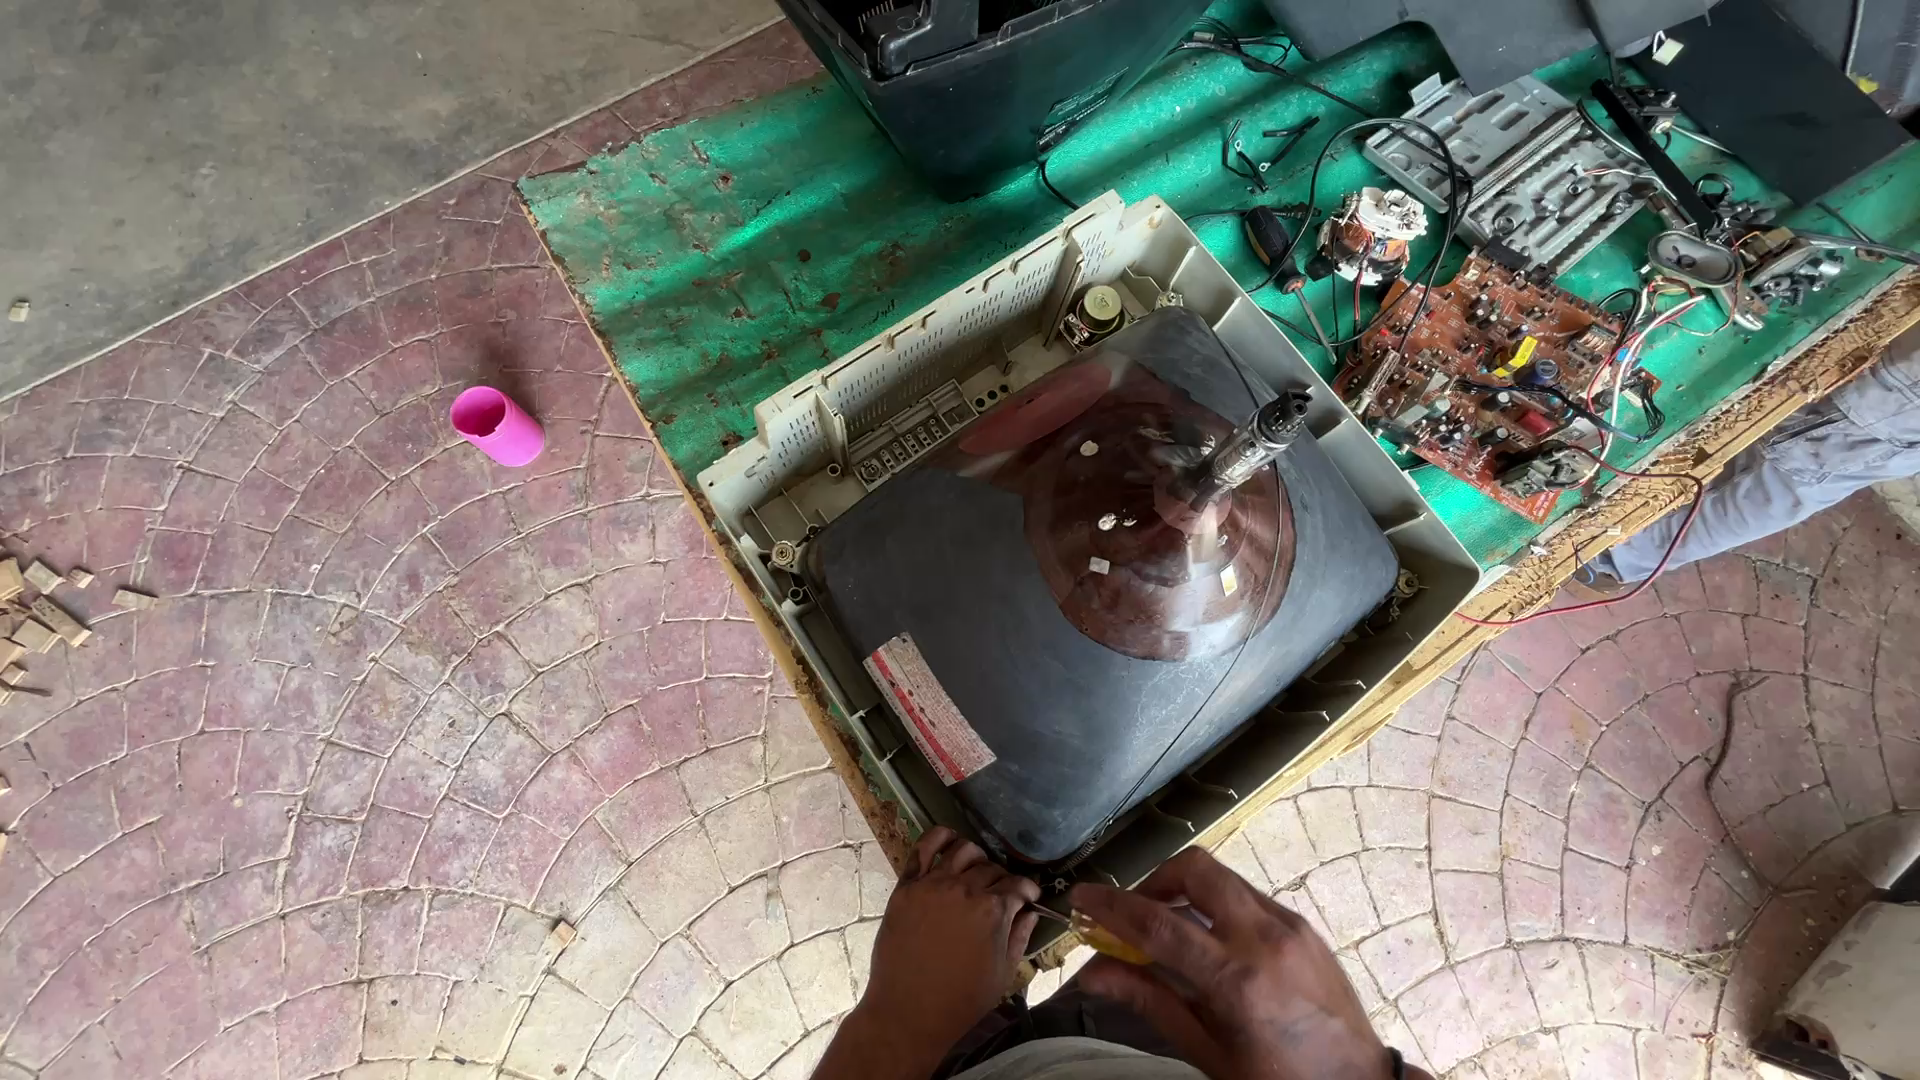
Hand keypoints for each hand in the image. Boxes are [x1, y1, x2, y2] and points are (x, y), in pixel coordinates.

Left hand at [814, 827, 1039, 1079]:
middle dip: (1002, 878)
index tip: (1029, 896)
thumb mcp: (1002, 974)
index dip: (1027, 890)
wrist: (907, 1013)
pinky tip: (949, 839)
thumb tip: (1030, 911)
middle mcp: (964, 888)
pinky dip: (939, 837)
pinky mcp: (906, 886)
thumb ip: (1019, 936)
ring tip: (977, 868)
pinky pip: (923, 848)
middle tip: (1001, 891)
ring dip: (976, 857)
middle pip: (991, 868)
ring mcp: (932, 884)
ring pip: (962, 850)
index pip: (1017, 885)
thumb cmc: (961, 1001)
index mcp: (991, 910)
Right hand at [1069, 848, 1404, 1079]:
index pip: (1158, 924)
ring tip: (1170, 927)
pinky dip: (1215, 903)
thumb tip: (1090, 974)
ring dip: (1183, 888)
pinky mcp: (1301, 922)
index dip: (1111, 906)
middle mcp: (1263, 937)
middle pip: (1193, 869)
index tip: (1080, 896)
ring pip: (1219, 874)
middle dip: (1153, 879)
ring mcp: (1288, 924)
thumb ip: (1148, 1002)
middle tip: (1136, 913)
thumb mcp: (1208, 1053)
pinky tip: (1211, 940)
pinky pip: (1244, 893)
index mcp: (1236, 981)